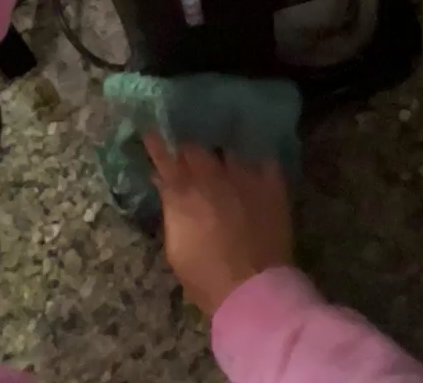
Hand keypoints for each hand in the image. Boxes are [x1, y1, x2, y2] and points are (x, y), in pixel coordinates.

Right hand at [145, 133, 293, 316]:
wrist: (253, 290)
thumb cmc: (206, 277)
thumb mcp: (176, 248)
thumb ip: (170, 209)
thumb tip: (163, 183)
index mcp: (184, 191)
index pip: (165, 157)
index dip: (157, 143)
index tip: (151, 131)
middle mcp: (212, 175)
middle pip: (196, 148)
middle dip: (189, 150)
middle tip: (188, 156)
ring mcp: (243, 176)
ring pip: (228, 151)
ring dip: (222, 156)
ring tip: (224, 161)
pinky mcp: (271, 183)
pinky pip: (263, 160)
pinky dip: (257, 163)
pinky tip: (256, 168)